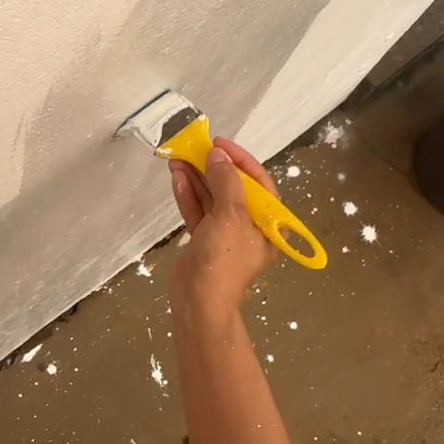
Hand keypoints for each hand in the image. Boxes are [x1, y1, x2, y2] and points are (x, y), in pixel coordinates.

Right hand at [168, 137, 276, 313]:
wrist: (199, 300)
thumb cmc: (224, 258)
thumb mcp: (231, 215)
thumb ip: (226, 181)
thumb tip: (218, 155)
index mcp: (267, 222)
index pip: (258, 182)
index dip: (240, 159)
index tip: (219, 143)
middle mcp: (248, 226)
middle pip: (232, 188)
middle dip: (212, 167)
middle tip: (193, 147)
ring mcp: (224, 233)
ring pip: (211, 198)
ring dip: (196, 177)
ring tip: (178, 158)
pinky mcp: (203, 240)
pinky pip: (197, 211)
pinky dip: (188, 195)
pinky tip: (177, 178)